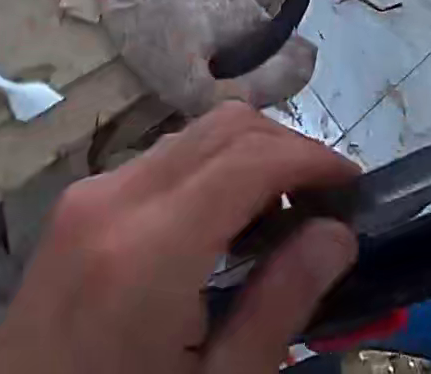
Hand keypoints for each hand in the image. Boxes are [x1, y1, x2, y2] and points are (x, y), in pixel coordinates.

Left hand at [0, 102, 358, 373]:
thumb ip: (282, 304)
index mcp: (146, 251)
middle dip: (289, 148)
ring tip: (281, 210)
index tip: (353, 186)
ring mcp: (88, 197)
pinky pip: (169, 156)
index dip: (315, 159)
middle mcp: (114, 201)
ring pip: (199, 132)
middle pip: (228, 126)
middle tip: (322, 199)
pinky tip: (227, 219)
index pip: (253, 158)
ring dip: (253, 153)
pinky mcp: (78, 208)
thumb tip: (339, 232)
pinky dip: (215, 166)